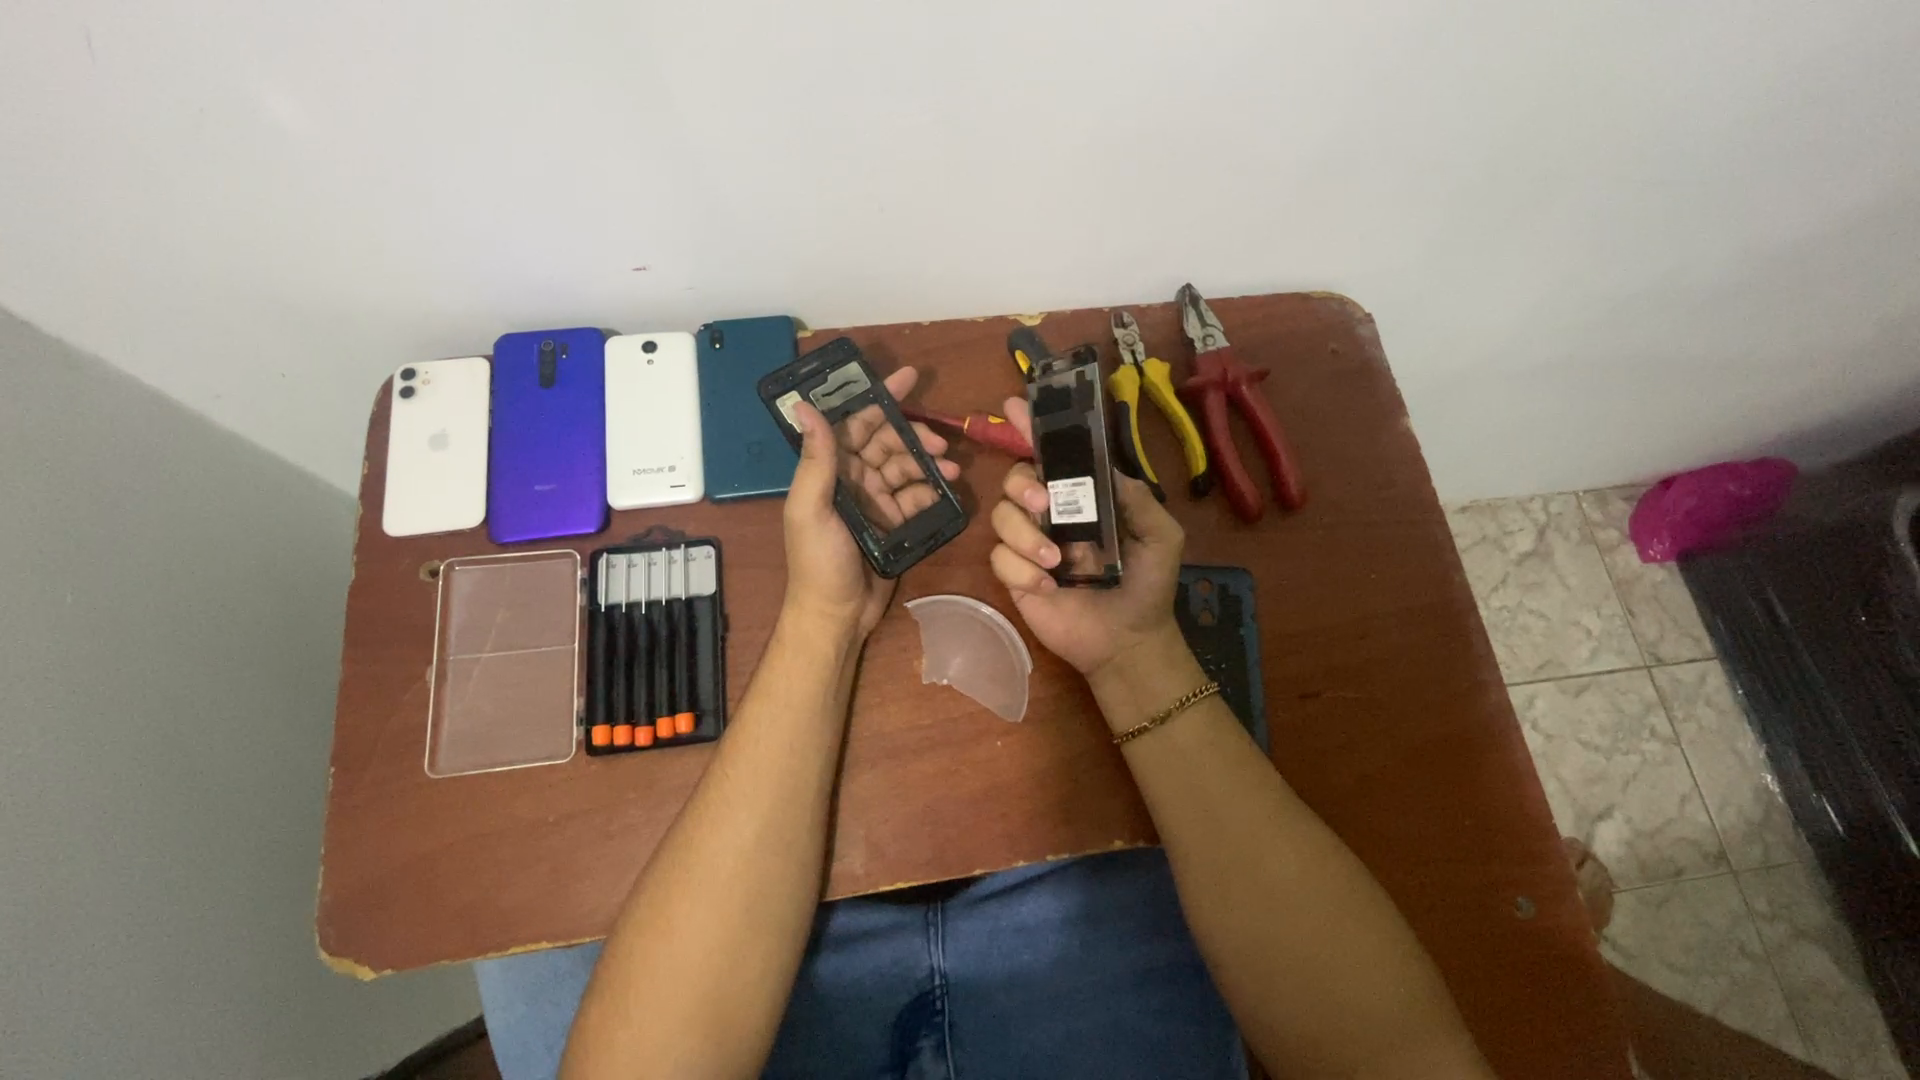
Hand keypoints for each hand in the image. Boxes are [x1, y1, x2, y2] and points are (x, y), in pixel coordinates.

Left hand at [782, 366, 961, 639]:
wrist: (837, 615)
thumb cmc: (817, 562)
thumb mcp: (809, 508)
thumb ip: (816, 460)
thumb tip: (804, 406)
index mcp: (828, 471)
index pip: (855, 424)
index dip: (880, 399)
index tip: (908, 378)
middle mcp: (852, 480)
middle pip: (888, 443)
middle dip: (914, 435)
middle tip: (940, 441)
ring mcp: (875, 502)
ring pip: (907, 468)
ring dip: (928, 462)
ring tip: (951, 466)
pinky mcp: (895, 523)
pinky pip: (917, 497)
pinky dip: (932, 490)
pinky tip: (948, 487)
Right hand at [986, 397, 1186, 676]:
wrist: (1128, 640)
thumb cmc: (1148, 585)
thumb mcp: (1160, 535)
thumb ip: (1136, 497)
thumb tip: (1105, 465)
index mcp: (1083, 497)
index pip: (1052, 455)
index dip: (1031, 429)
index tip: (1015, 407)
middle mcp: (1051, 513)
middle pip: (1014, 477)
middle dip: (1022, 483)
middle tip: (1044, 502)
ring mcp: (1029, 544)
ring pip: (1001, 517)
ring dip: (1026, 535)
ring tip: (1056, 562)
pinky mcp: (1014, 576)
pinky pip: (998, 558)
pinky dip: (1021, 570)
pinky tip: (1049, 588)